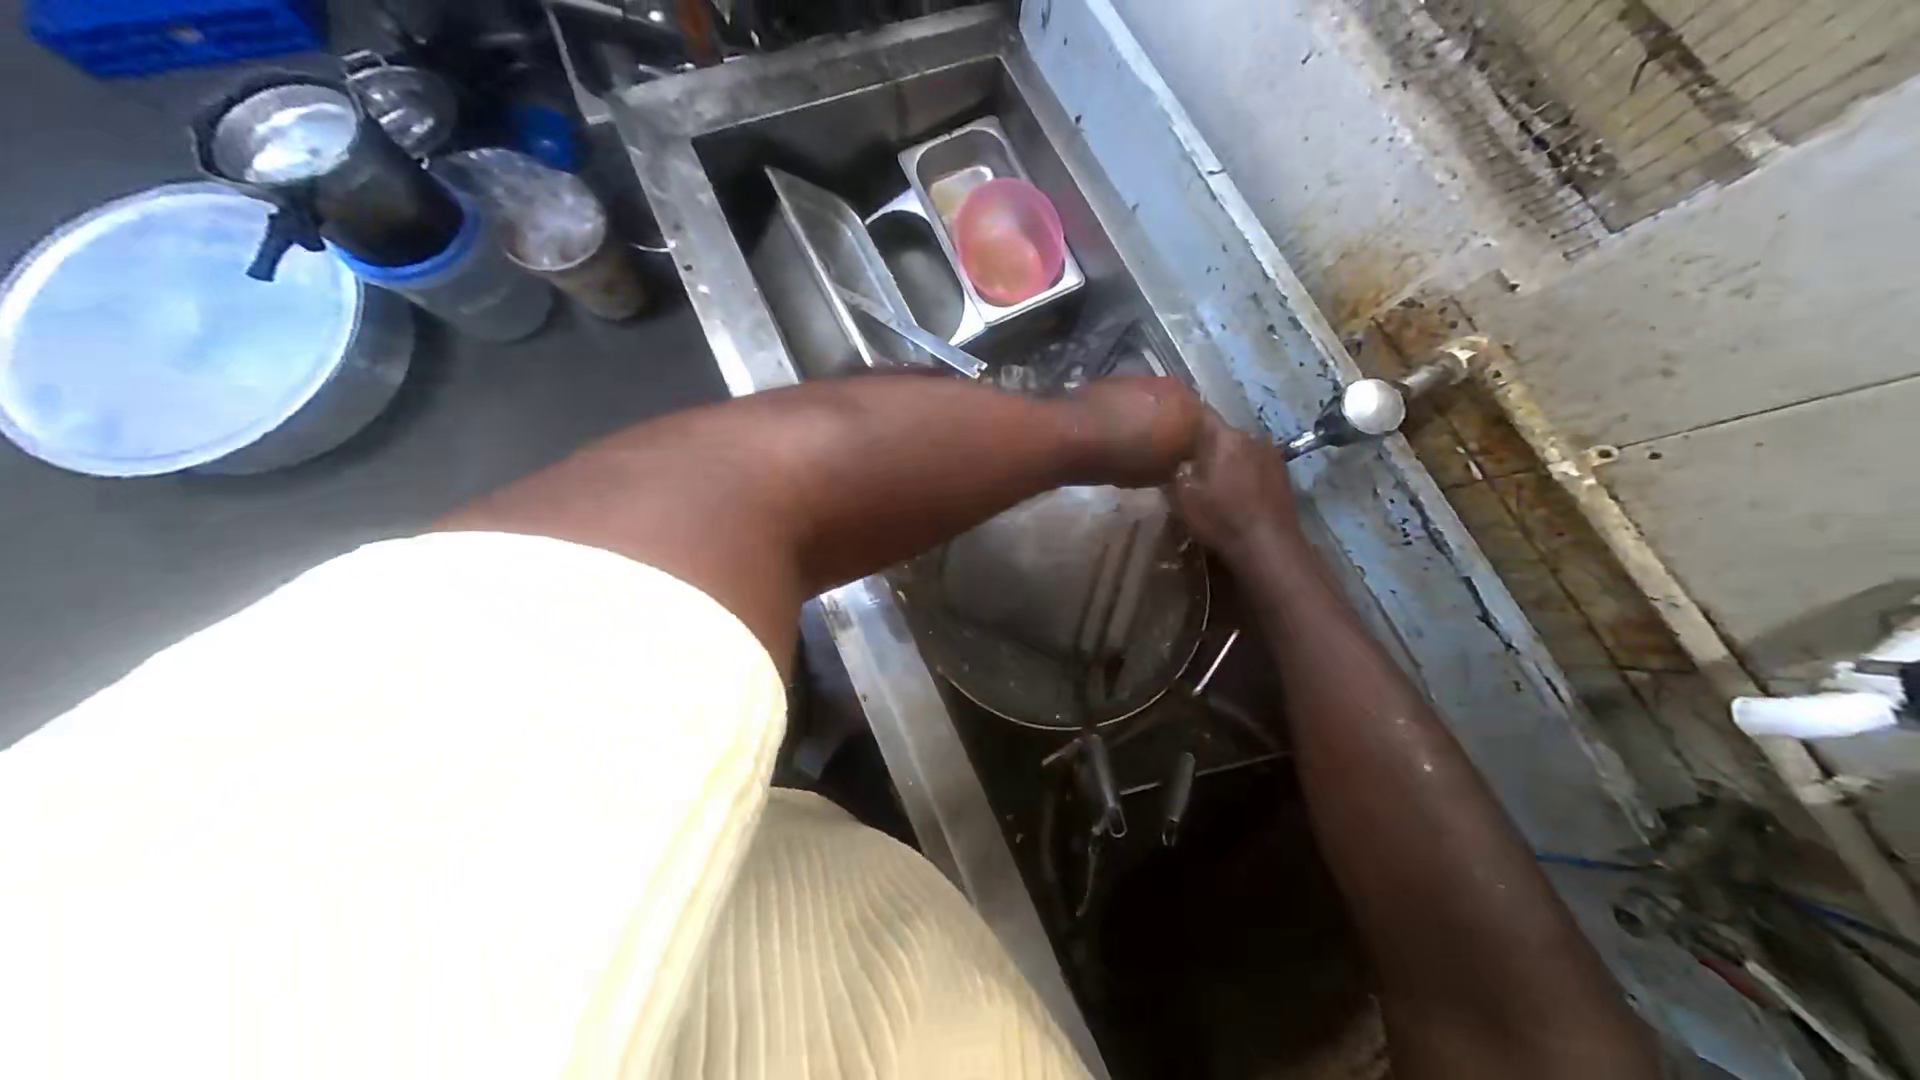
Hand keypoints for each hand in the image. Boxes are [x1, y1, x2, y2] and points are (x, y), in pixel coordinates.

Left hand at [1064, 377, 1204, 487]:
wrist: (1076, 434)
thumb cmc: (1125, 459)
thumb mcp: (1162, 474)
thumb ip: (1181, 464)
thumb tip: (1183, 461)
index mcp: (1195, 409)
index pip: (1209, 429)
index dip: (1197, 447)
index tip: (1187, 462)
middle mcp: (1176, 386)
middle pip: (1184, 409)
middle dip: (1177, 427)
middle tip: (1164, 451)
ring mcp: (1145, 379)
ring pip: (1159, 401)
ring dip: (1153, 416)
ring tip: (1139, 440)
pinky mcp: (1117, 379)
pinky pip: (1133, 399)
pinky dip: (1131, 411)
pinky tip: (1118, 428)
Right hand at [1168, 408, 1304, 559]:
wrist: (1268, 545)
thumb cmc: (1220, 519)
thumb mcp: (1182, 497)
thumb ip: (1176, 469)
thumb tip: (1177, 457)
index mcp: (1224, 437)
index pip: (1201, 415)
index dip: (1185, 421)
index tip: (1172, 431)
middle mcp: (1251, 436)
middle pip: (1222, 434)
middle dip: (1207, 445)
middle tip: (1190, 464)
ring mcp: (1271, 454)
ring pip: (1240, 448)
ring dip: (1228, 459)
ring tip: (1215, 480)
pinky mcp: (1283, 473)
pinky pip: (1255, 463)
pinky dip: (1244, 471)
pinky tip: (1237, 491)